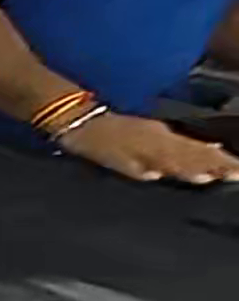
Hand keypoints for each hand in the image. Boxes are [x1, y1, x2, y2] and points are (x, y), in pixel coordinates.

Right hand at [55, 112, 238, 184]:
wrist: (78, 121)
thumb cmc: (113, 126)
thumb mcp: (151, 129)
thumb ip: (177, 142)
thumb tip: (212, 148)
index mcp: (164, 136)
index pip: (199, 150)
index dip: (221, 160)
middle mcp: (152, 143)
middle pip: (185, 157)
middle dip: (211, 166)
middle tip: (235, 175)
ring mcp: (129, 150)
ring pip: (160, 161)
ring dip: (183, 169)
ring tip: (206, 178)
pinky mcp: (107, 157)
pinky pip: (123, 164)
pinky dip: (138, 170)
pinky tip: (151, 177)